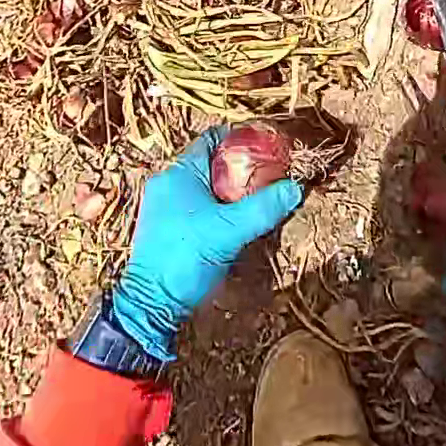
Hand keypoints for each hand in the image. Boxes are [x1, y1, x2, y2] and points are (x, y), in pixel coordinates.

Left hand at [109, 127, 303, 360]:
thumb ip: (265, 206)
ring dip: (231, 189)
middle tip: (268, 173)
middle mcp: (168, 183)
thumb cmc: (186, 258)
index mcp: (179, 173)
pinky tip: (237, 219)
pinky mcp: (165, 227)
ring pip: (206, 185)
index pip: (213, 138)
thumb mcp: (232, 230)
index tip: (266, 145)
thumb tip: (295, 188)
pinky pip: (198, 204)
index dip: (241, 138)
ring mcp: (164, 206)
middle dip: (241, 166)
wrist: (151, 307)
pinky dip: (219, 206)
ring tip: (257, 196)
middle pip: (212, 162)